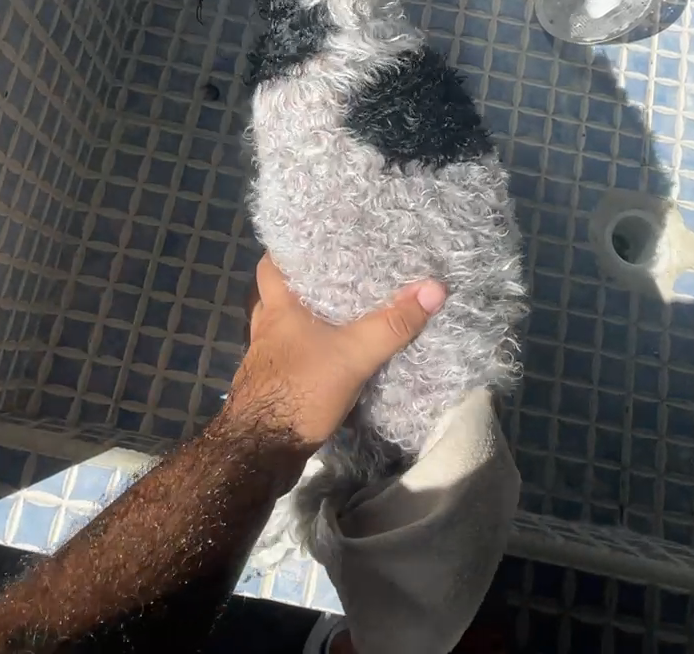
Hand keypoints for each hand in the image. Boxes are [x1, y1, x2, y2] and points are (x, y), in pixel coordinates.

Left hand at [227, 254, 446, 445]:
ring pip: (286, 325)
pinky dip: (311, 349)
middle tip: (339, 273)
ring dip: (309, 318)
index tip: (315, 240)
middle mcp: (268, 327)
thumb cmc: (298, 390)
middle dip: (306, 283)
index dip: (287, 250)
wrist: (260, 453)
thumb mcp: (353, 355)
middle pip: (280, 293)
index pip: (270, 263)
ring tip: (342, 309)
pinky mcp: (275, 384)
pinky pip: (294, 354)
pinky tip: (334, 354)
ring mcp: (268, 358)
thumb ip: (392, 324)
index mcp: (278, 308)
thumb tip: (434, 288)